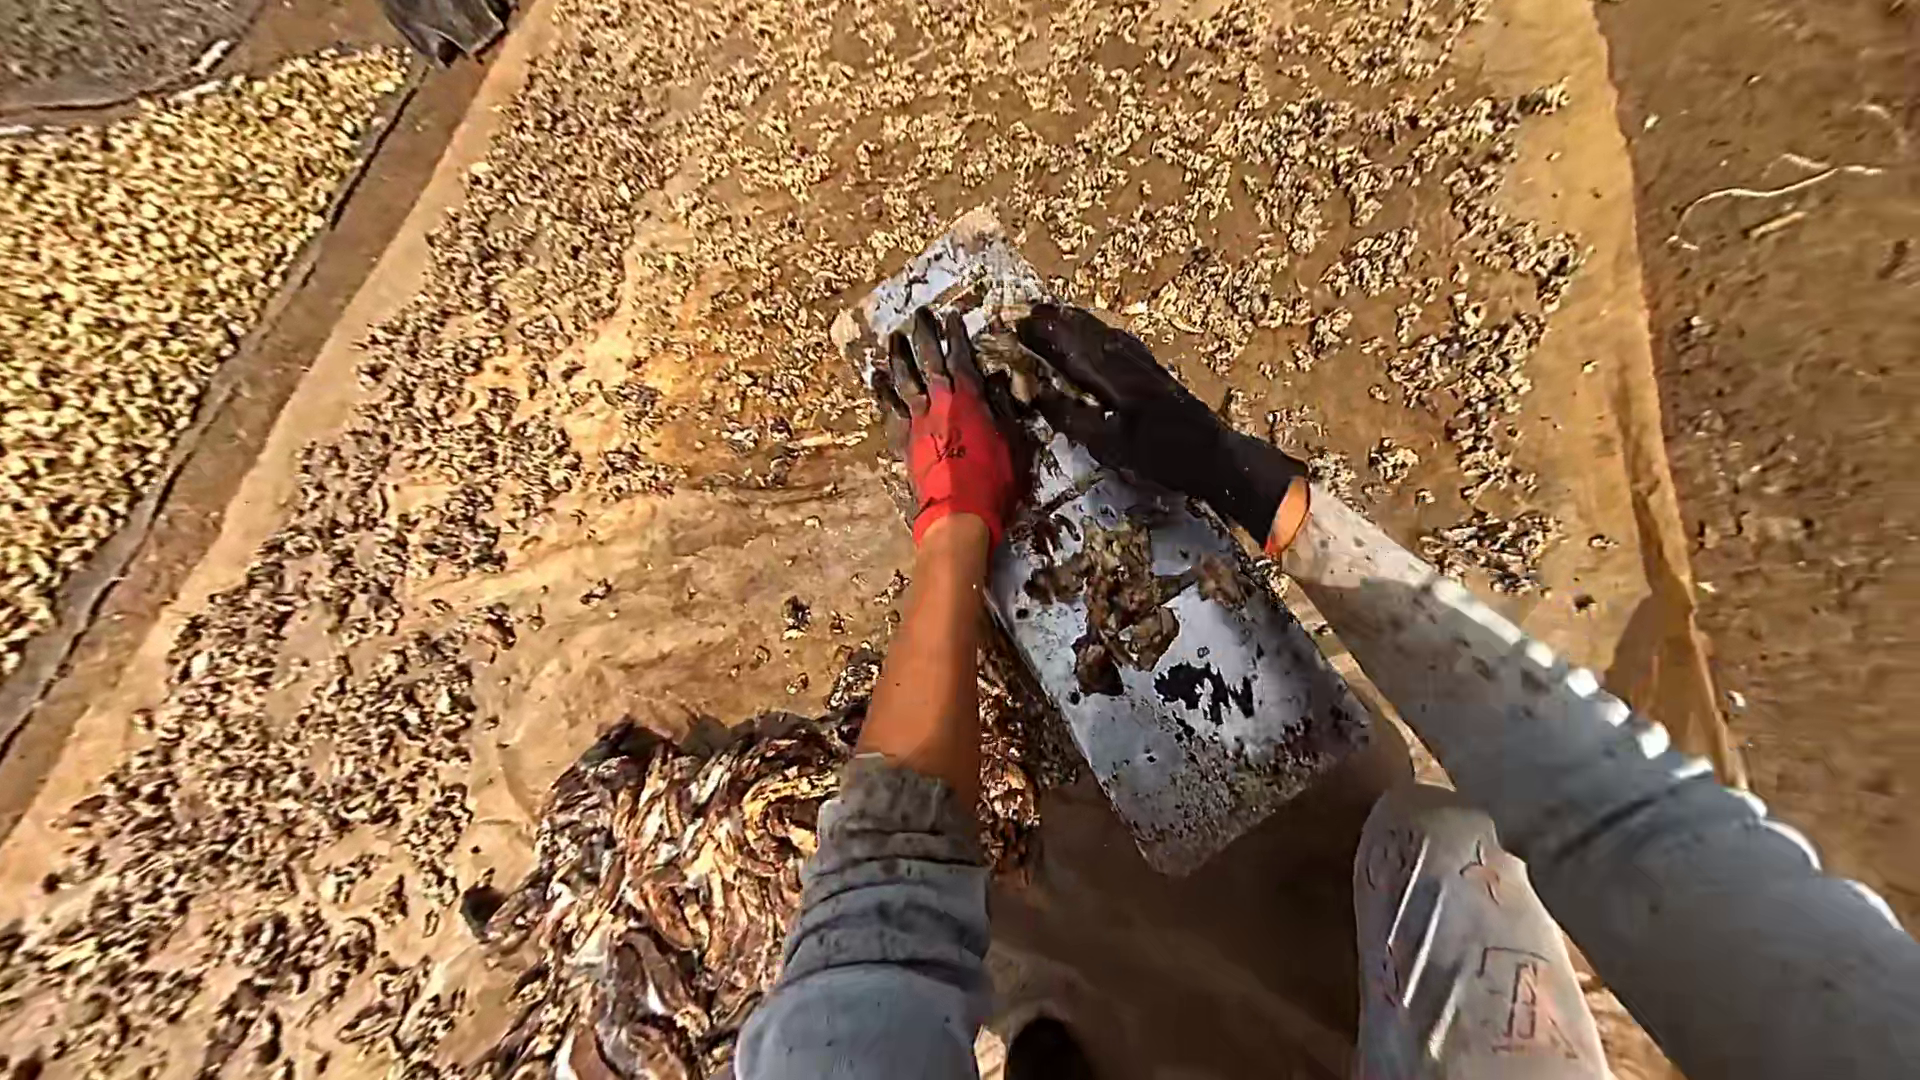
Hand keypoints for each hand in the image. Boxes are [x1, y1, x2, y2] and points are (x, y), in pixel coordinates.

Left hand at [873, 307, 1018, 547]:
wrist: (959, 514)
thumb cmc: (994, 480)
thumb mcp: (1013, 442)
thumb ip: (1002, 407)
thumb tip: (994, 378)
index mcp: (968, 400)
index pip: (961, 358)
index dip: (956, 336)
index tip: (952, 317)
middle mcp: (939, 403)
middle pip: (928, 361)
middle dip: (924, 335)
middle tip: (919, 315)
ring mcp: (918, 422)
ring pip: (903, 381)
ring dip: (898, 357)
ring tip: (893, 338)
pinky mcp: (905, 442)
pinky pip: (889, 411)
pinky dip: (883, 393)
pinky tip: (877, 380)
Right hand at [1014, 303, 1311, 553]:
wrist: (1213, 454)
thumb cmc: (1160, 455)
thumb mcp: (1110, 445)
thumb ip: (1073, 417)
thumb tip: (1038, 394)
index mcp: (1113, 377)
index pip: (1069, 349)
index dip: (1041, 336)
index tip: (1015, 324)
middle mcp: (1126, 360)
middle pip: (1085, 332)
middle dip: (1055, 321)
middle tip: (1027, 311)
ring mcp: (1142, 361)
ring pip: (1101, 332)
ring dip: (1074, 322)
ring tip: (1052, 314)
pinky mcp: (1152, 369)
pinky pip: (1116, 339)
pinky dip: (1095, 331)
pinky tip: (1094, 333)